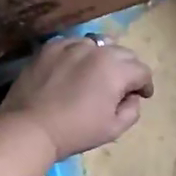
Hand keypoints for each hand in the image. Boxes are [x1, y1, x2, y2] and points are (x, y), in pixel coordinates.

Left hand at [0, 35, 153, 158]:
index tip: (142, 96)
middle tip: (121, 87)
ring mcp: (71, 45)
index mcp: (116, 69)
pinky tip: (73, 69)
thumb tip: (133, 96)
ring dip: (104, 58)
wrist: (29, 128)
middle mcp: (96, 50)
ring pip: (99, 44)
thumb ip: (132, 110)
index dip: (145, 85)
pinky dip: (79, 54)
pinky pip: (73, 44)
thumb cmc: (76, 131)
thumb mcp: (114, 129)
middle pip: (123, 53)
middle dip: (128, 69)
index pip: (142, 70)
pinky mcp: (50, 47)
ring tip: (97, 74)